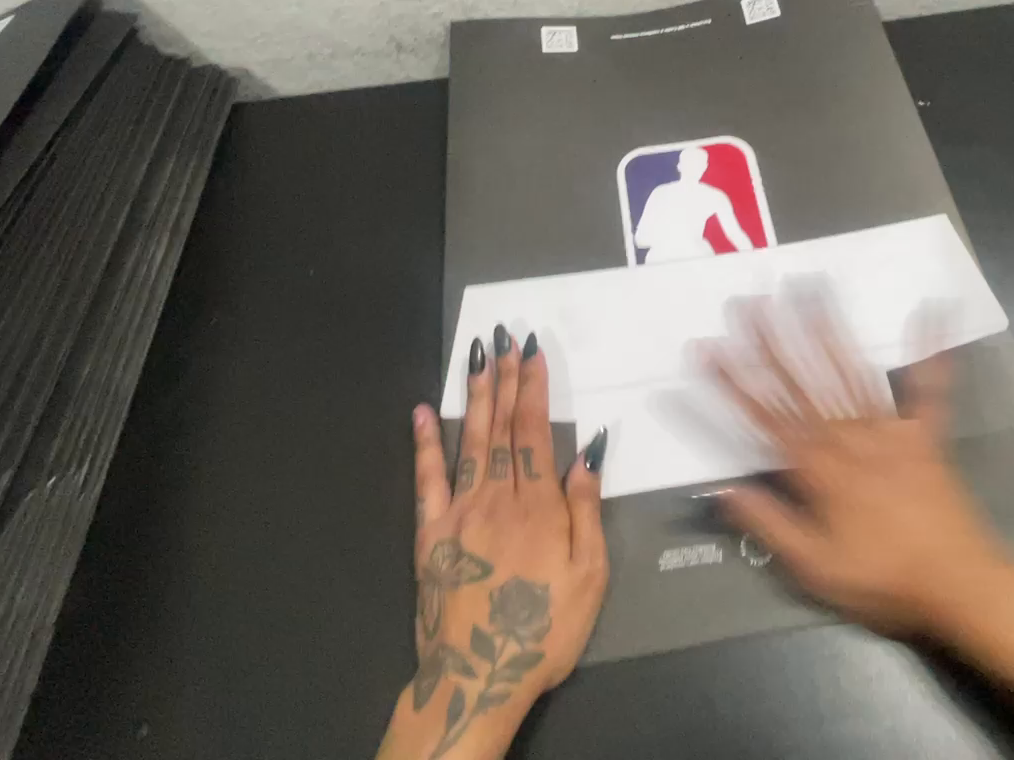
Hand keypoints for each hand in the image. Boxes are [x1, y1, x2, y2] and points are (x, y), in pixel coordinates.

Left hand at [378, 325, 608, 759]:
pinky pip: (427, 479)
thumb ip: (586, 509)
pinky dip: (425, 442)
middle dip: (506, 377)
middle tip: (505, 337)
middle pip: (502, 426)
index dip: (534, 387)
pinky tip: (424, 410)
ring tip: (478, 357)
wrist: (478, 677)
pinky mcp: (431, 533)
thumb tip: (589, 450)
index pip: (534, 430)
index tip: (533, 350)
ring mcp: (459, 511)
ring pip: (470, 440)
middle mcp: (497, 496)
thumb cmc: (545, 629)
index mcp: (539, 504)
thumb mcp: (590, 575)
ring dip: (476, 395)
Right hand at [704, 299, 1013, 637]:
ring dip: (828, 327)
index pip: (763, 415)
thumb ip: (769, 523)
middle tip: (752, 299)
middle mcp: (848, 436)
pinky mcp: (925, 435)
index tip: (708, 347)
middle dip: (773, 338)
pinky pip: (929, 388)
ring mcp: (889, 430)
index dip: (732, 380)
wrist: (960, 586)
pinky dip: (930, 350)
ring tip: (811, 287)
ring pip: (850, 371)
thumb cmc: (883, 579)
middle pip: (802, 381)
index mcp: (817, 468)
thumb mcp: (815, 566)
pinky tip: (931, 309)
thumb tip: (723, 488)